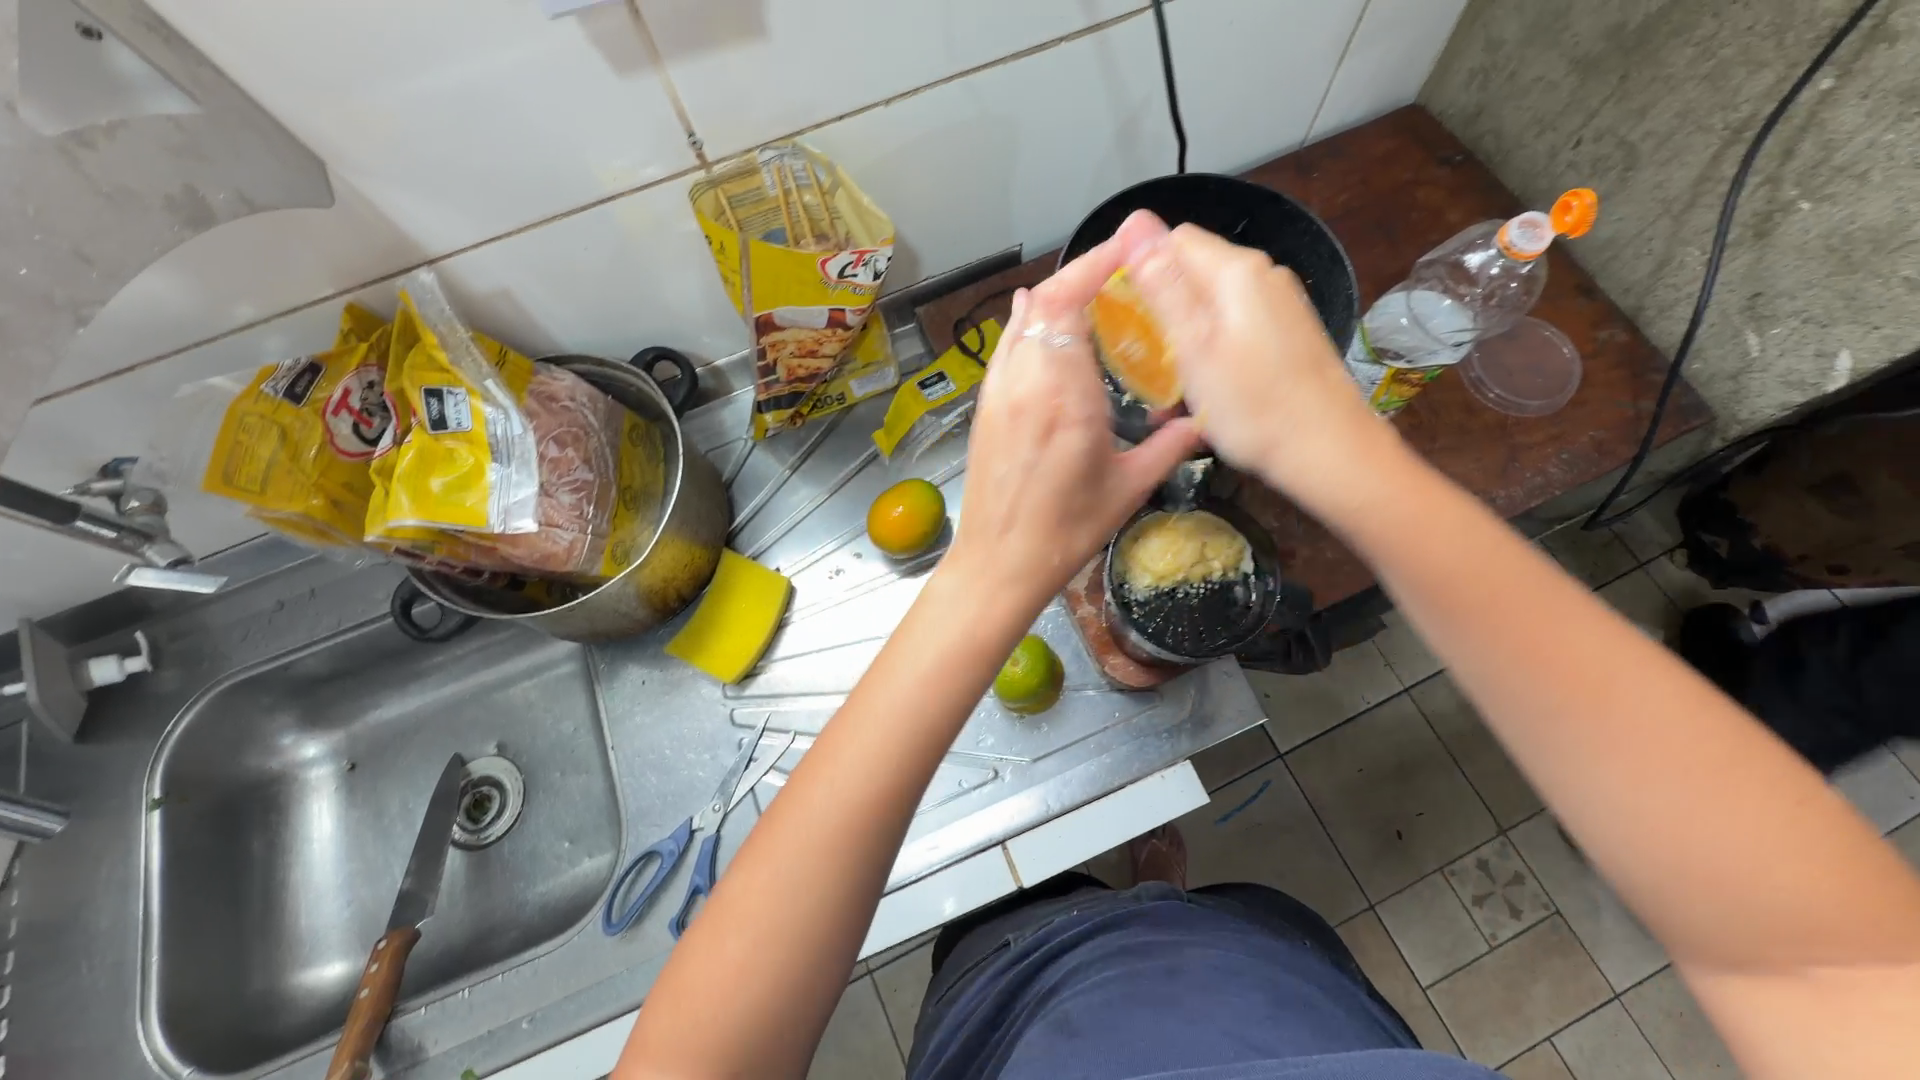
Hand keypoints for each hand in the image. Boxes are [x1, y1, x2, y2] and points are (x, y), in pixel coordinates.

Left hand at [948, 234, 1202, 606]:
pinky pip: (1007, 346)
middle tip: (1118, 270)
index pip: (1067, 302)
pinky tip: (1039, 316)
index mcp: (1064, 396)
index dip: (1094, 264)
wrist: (999, 562)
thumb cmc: (1064, 531)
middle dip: (1080, 273)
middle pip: (1043, 300)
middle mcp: (1024, 382)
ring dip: (1053, 296)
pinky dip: (1026, 322)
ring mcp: (999, 392)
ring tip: (1090, 292)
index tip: (1126, 248)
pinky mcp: (986, 406)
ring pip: (1020, 320)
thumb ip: (1170, 447)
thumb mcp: (1128, 488)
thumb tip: (1202, 422)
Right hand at [1112, 211, 1401, 515]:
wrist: (1331, 453)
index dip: (1138, 268)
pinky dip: (1208, 351)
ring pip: (1210, 303)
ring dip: (1180, 336)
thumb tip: (1133, 221)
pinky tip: (1201, 389)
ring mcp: (1279, 305)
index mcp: (1237, 271)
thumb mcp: (1195, 347)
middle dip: (1158, 307)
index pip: (1172, 239)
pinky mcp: (1286, 335)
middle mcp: (1262, 277)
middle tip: (1136, 356)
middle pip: (1191, 271)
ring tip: (1165, 382)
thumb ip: (1162, 284)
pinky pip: (1231, 328)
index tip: (1116, 313)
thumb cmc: (1255, 406)